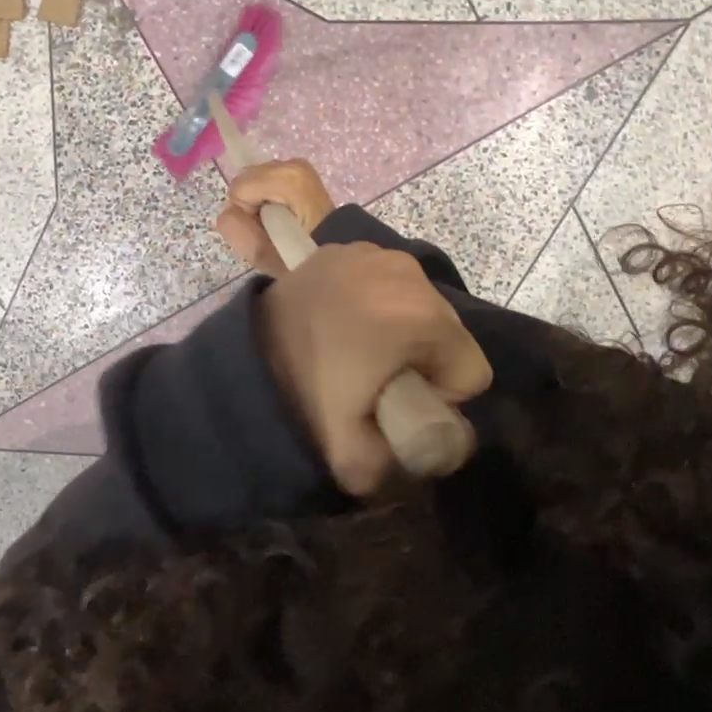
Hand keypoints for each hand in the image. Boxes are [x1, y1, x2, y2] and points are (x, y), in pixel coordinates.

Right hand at [215, 159, 335, 277]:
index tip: (266, 231)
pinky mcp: (298, 170)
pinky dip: (267, 196)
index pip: (239, 189)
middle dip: (251, 204)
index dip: (245, 213)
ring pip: (254, 180)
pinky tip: (283, 213)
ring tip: (279, 222)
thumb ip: (237, 230)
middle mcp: (293, 164)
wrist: (334, 250)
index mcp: (288, 179)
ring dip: (258, 201)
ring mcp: (297, 165)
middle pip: (245, 179)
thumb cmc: (301, 256)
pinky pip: (265, 180)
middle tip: (271, 228)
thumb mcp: (265, 254)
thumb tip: (228, 212)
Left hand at [259, 242, 491, 493]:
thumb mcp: (354, 453)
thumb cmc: (304, 396)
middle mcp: (409, 274)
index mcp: (422, 317)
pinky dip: (377, 304)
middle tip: (376, 379)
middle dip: (424, 362)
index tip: (402, 402)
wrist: (239, 356)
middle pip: (448, 336)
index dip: (442, 398)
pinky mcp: (350, 248)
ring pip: (421, 307)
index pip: (472, 372)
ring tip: (358, 351)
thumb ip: (408, 463)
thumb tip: (439, 455)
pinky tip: (344, 323)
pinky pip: (388, 285)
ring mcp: (377, 253)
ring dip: (402, 331)